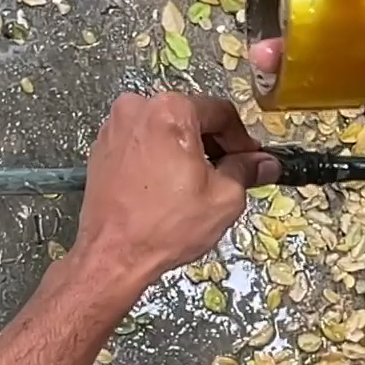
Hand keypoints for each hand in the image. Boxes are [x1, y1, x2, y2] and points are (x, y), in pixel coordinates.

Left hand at [73, 92, 274, 286]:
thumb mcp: (223, 198)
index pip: (221, 113)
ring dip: (183, 152)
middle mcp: (138, 109)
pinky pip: (141, 144)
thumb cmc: (161, 228)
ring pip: (164, 131)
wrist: (114, 254)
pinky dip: (157, 159)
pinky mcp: (102, 148)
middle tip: (226, 174)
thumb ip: (246, 171)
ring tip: (193, 186)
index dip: (241, 139)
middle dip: (211, 145)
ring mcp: (115, 128)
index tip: (248, 157)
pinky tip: (167, 188)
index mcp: (171, 110)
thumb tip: (262, 163)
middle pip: (190, 118)